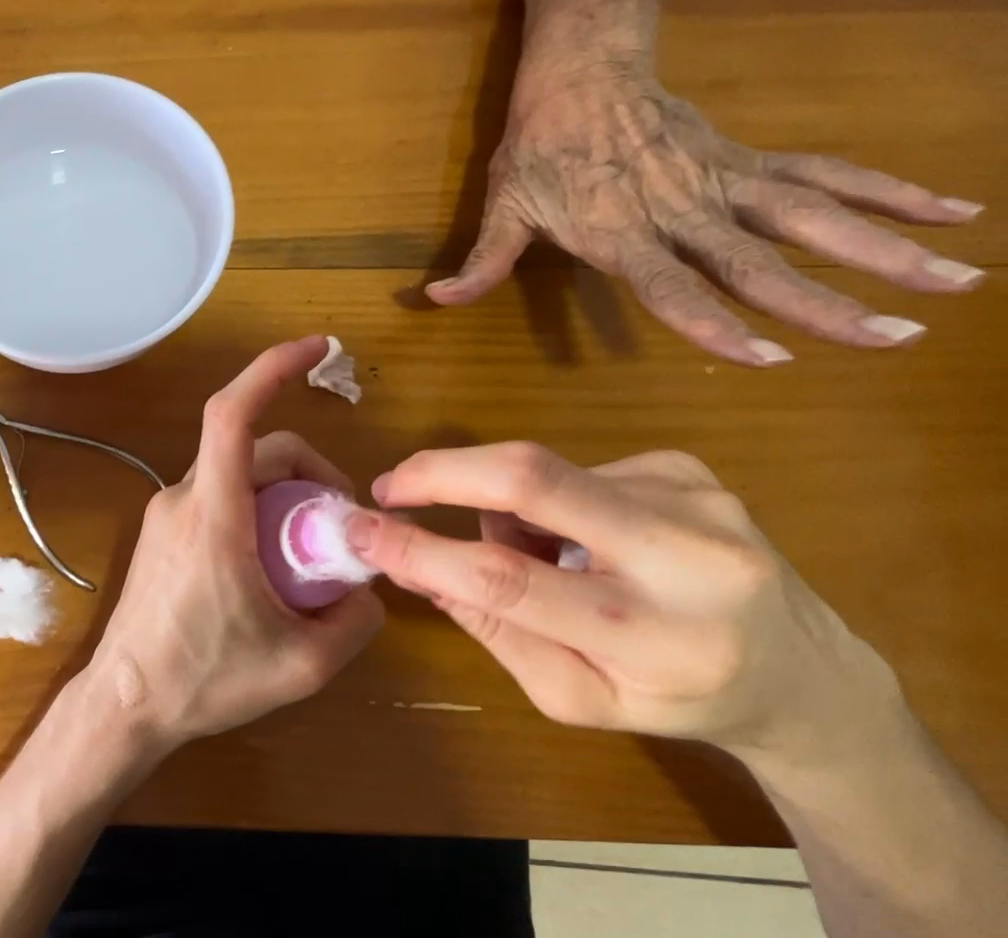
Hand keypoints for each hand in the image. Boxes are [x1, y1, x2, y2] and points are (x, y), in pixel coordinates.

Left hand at [87, 336, 384, 751]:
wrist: (126, 703)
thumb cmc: (206, 680)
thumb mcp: (303, 663)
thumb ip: (354, 619)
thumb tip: (370, 585)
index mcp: (212, 515)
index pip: (233, 416)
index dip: (271, 369)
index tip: (315, 348)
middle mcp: (182, 499)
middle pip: (254, 449)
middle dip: (309, 470)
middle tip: (342, 529)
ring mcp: (165, 514)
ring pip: (236, 474)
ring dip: (282, 495)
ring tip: (308, 557)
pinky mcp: (161, 533)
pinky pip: (217, 498)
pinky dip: (255, 511)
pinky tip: (270, 567)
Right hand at [346, 442, 899, 761]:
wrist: (807, 675)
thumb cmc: (676, 699)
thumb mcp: (575, 698)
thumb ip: (494, 630)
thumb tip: (415, 564)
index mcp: (656, 639)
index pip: (510, 581)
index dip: (422, 550)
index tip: (360, 530)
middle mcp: (689, 557)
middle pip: (536, 478)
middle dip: (440, 472)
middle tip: (389, 487)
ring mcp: (695, 497)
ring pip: (544, 477)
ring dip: (505, 511)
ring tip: (540, 556)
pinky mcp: (688, 467)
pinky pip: (575, 471)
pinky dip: (549, 503)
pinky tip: (587, 540)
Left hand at [434, 61, 985, 365]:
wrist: (581, 72)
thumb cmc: (536, 149)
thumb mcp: (500, 207)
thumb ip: (480, 262)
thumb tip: (435, 301)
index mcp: (622, 234)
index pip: (673, 286)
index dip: (715, 322)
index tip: (770, 358)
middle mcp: (683, 212)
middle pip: (760, 262)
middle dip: (827, 302)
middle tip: (892, 340)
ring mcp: (725, 182)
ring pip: (811, 217)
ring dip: (885, 248)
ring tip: (957, 283)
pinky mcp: (746, 158)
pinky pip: (823, 174)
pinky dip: (885, 190)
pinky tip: (950, 209)